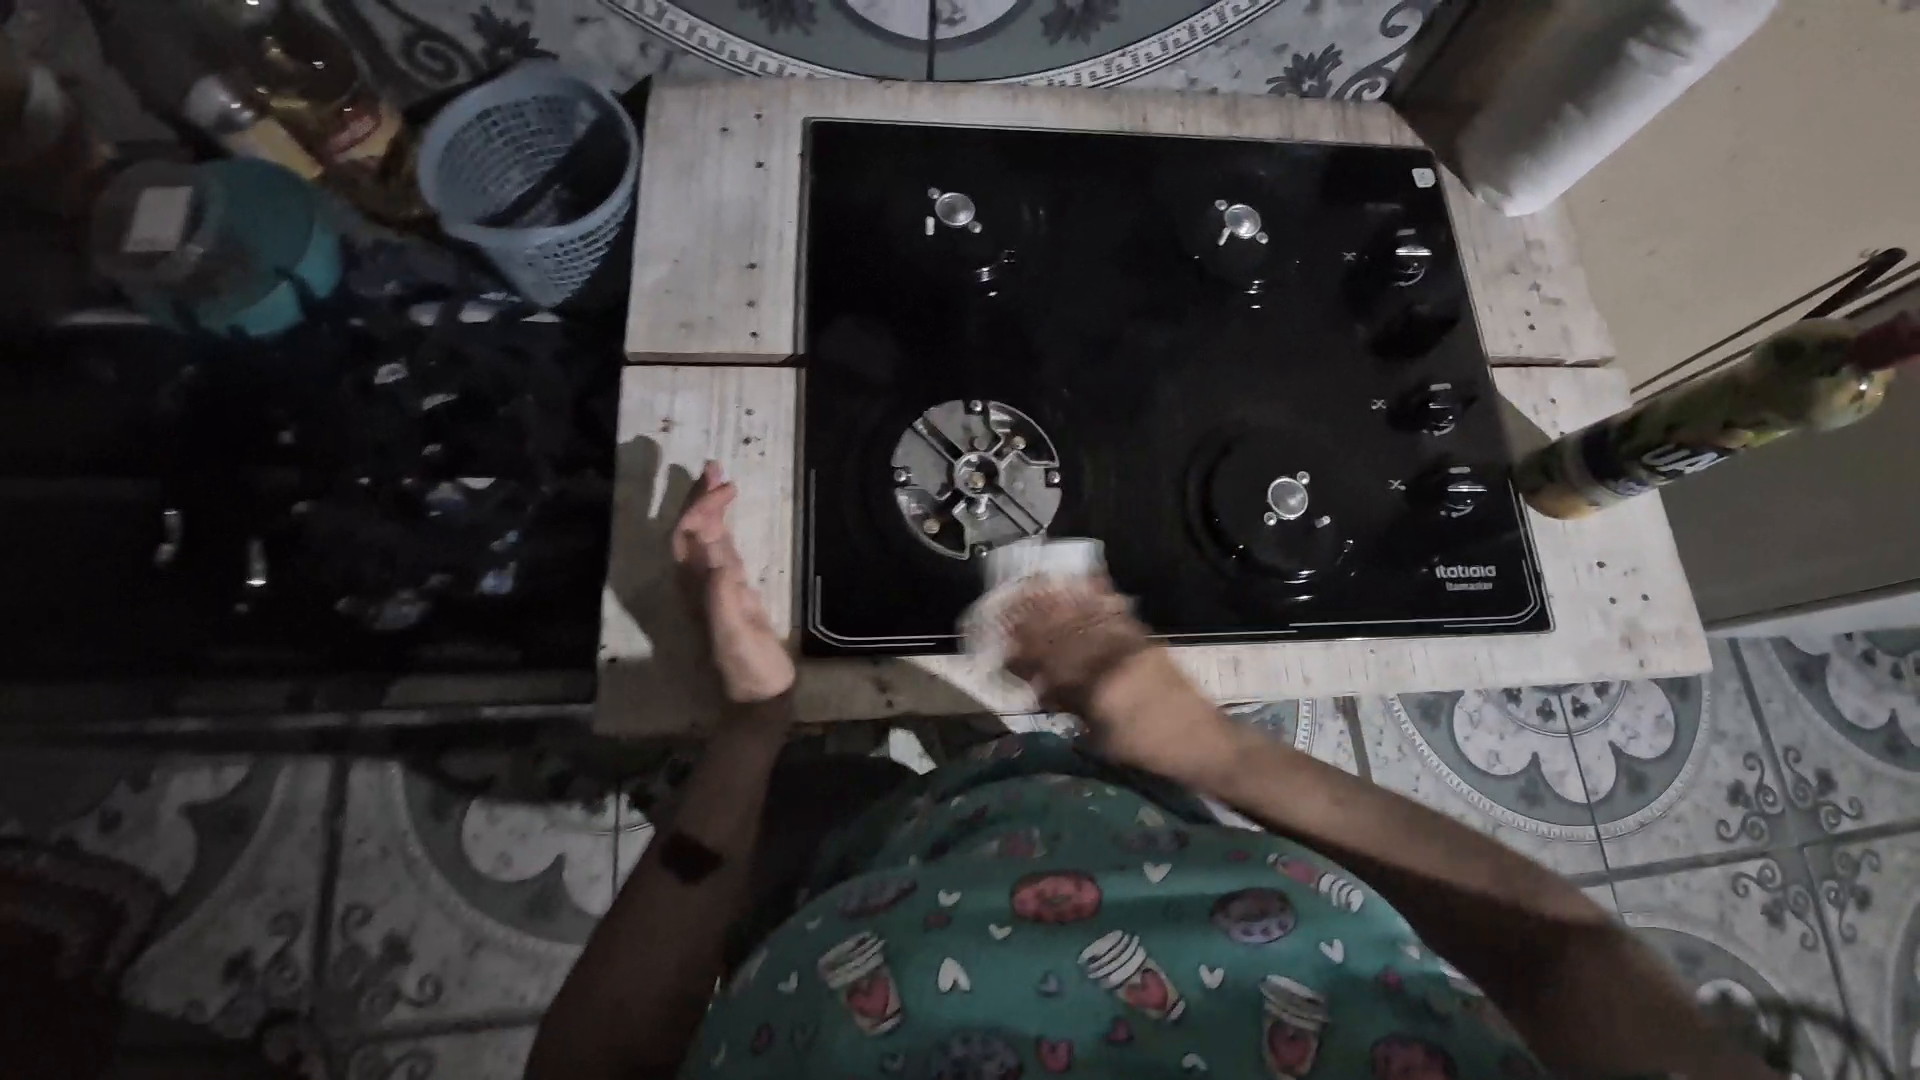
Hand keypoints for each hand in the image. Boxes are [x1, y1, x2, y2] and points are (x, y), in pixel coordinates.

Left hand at [672, 462, 795, 705]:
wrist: (759, 699)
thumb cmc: (749, 669)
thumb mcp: (735, 636)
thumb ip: (723, 599)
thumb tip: (718, 559)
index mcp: (697, 590)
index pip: (688, 538)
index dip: (699, 508)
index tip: (724, 485)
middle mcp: (700, 586)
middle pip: (689, 534)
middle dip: (698, 499)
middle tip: (715, 466)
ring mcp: (716, 591)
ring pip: (704, 541)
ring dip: (709, 510)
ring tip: (722, 481)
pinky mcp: (734, 598)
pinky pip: (722, 555)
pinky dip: (724, 531)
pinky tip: (729, 521)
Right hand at [1000, 578, 1242, 785]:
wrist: (1205, 743)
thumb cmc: (1150, 751)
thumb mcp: (1103, 739)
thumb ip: (1072, 708)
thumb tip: (1040, 686)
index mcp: (1100, 689)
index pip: (1053, 662)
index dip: (1027, 647)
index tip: (1005, 634)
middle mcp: (1115, 661)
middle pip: (1067, 633)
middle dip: (1037, 616)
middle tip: (1014, 598)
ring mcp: (1133, 647)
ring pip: (1090, 618)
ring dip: (1063, 599)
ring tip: (1041, 581)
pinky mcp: (1148, 642)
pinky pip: (1118, 615)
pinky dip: (1100, 596)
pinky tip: (1088, 580)